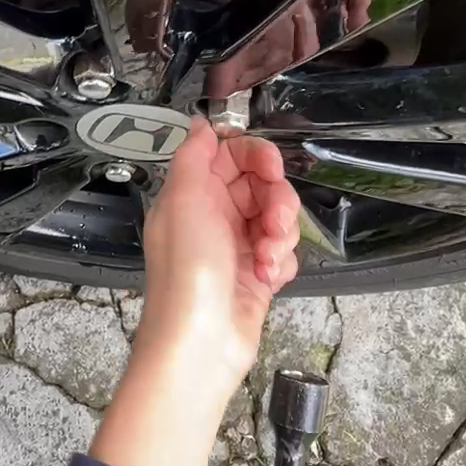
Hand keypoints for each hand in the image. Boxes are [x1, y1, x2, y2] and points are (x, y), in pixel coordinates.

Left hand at [87, 119, 300, 465]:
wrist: (200, 342)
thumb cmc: (187, 273)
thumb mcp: (183, 200)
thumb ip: (193, 156)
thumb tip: (200, 123)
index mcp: (192, 193)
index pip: (231, 154)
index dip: (256, 156)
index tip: (272, 168)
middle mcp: (213, 215)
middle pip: (263, 185)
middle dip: (276, 201)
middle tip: (270, 222)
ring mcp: (236, 245)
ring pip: (278, 217)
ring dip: (279, 235)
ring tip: (263, 259)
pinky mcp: (256, 273)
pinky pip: (283, 251)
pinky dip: (280, 262)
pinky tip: (265, 278)